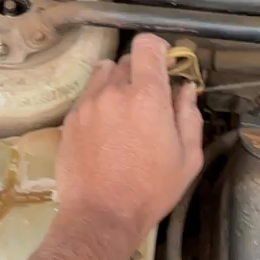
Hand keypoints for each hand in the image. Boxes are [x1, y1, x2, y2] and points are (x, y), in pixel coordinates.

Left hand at [54, 33, 202, 244]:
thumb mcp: (187, 158)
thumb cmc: (150, 190)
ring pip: (104, 74)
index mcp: (147, 97)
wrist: (100, 214)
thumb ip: (188, 116)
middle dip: (141, 73)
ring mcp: (87, 103)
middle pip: (128, 60)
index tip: (165, 66)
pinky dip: (99, 102)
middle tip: (150, 101)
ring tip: (125, 113)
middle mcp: (113, 91)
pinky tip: (105, 130)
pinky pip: (88, 95)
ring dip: (117, 84)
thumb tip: (185, 89)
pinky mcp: (70, 118)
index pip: (147, 45)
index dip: (158, 50)